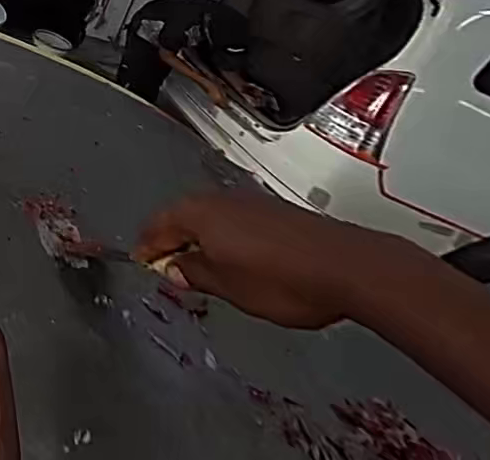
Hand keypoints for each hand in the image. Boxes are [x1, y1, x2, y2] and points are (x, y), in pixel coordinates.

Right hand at [134, 190, 421, 329]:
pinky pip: (231, 219)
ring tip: (202, 264)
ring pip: (206, 218)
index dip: (147, 248)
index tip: (141, 262)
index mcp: (194, 214)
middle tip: (168, 265)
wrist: (347, 266)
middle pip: (179, 218)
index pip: (156, 228)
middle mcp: (213, 199)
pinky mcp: (269, 208)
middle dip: (172, 240)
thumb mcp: (229, 288)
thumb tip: (175, 269)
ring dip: (198, 238)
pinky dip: (223, 235)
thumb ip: (195, 276)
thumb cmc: (282, 279)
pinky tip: (236, 256)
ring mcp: (243, 200)